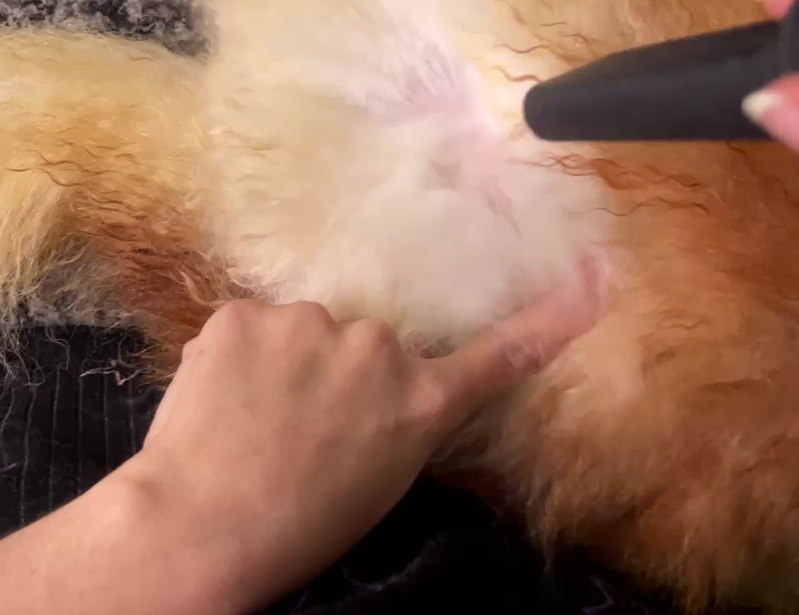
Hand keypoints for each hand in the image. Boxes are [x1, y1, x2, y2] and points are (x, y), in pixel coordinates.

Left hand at [112, 278, 602, 611]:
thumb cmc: (299, 522)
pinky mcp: (242, 309)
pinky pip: (248, 324)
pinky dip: (236, 352)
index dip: (549, 317)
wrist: (203, 523)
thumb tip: (376, 381)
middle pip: (358, 341)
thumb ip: (389, 413)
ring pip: (299, 329)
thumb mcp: (375, 476)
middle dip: (334, 368)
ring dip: (282, 357)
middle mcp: (372, 344)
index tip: (594, 275)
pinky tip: (220, 394)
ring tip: (250, 412)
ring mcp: (303, 319)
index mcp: (418, 400)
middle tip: (293, 421)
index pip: (496, 355)